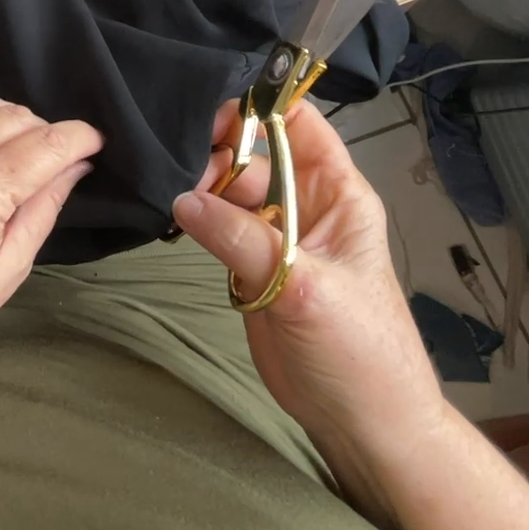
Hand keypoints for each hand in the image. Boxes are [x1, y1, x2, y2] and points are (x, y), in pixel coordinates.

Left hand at [0, 85, 101, 370]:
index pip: (46, 144)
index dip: (81, 138)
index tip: (97, 143)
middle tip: (55, 163)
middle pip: (18, 117)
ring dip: (12, 119)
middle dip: (48, 133)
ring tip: (18, 152)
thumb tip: (79, 164)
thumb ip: (46, 206)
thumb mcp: (10, 267)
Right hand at [172, 100, 449, 510]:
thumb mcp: (305, 287)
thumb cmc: (359, 349)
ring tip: (168, 195)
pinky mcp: (248, 263)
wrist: (360, 421)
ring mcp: (273, 234)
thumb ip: (242, 239)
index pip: (300, 125)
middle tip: (179, 171)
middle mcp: (304, 204)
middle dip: (216, 152)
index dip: (261, 108)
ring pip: (228, 188)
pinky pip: (215, 224)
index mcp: (337, 193)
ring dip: (199, 187)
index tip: (212, 112)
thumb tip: (181, 199)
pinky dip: (192, 217)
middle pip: (253, 154)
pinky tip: (169, 217)